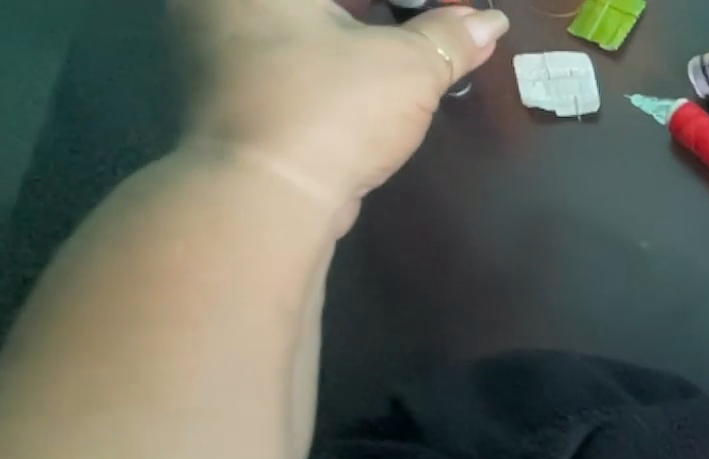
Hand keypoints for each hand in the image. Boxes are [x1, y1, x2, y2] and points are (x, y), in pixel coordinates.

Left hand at [172, 0, 509, 222]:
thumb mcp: (409, 68)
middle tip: (434, 29)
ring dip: (354, 34)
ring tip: (408, 56)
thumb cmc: (335, 109)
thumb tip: (490, 20)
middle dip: (387, 13)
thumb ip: (449, 40)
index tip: (450, 15)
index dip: (415, 4)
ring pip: (303, 24)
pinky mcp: (226, 80)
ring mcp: (216, 35)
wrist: (270, 187)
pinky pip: (288, 51)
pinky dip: (330, 58)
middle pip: (330, 5)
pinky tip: (366, 82)